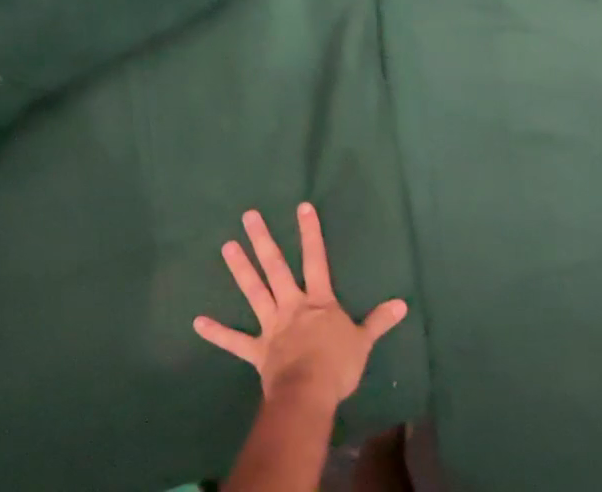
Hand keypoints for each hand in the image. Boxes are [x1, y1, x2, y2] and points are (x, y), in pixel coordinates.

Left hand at [194, 203, 408, 409]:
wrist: (308, 394)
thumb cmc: (337, 365)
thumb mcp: (364, 341)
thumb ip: (379, 320)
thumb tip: (403, 304)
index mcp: (319, 301)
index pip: (316, 259)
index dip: (310, 233)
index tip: (301, 206)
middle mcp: (292, 306)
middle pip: (276, 267)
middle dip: (263, 240)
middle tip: (249, 216)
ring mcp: (272, 327)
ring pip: (254, 292)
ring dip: (241, 269)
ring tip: (227, 246)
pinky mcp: (257, 350)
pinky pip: (234, 340)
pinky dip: (217, 332)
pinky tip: (198, 322)